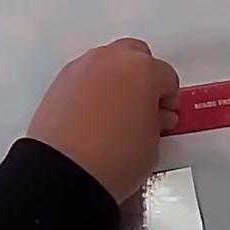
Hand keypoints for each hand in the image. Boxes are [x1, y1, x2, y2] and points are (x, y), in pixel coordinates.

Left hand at [27, 39, 179, 201]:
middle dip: (143, 78)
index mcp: (144, 68)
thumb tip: (152, 118)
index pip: (167, 77)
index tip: (165, 115)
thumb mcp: (153, 142)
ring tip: (117, 114)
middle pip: (136, 56)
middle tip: (144, 106)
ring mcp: (83, 68)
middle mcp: (112, 60)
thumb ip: (157, 120)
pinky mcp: (60, 82)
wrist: (65, 173)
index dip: (169, 98)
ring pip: (108, 64)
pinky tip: (95, 117)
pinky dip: (92, 90)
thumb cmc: (112, 157)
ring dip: (116, 81)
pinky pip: (85, 78)